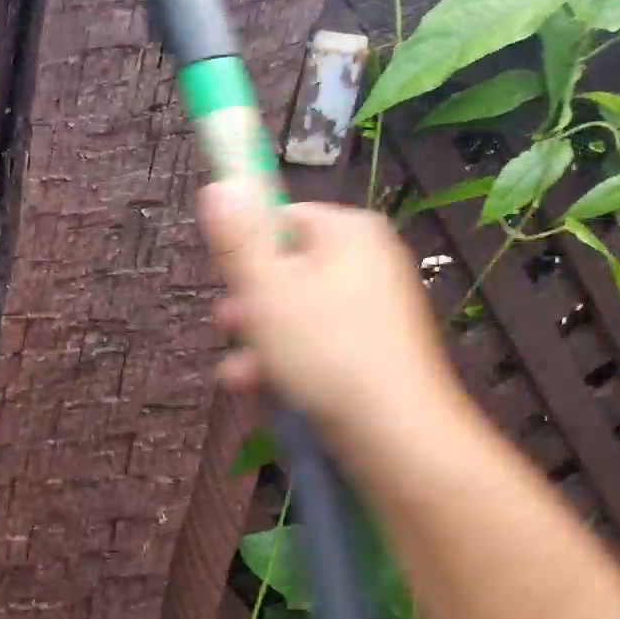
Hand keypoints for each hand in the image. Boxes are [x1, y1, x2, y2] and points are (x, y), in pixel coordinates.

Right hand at [198, 180, 459, 432]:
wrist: (397, 438)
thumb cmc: (326, 351)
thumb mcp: (266, 288)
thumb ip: (239, 236)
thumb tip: (222, 181)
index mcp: (348, 233)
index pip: (279, 215)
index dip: (244, 247)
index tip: (227, 279)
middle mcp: (366, 262)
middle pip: (282, 266)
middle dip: (247, 302)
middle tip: (231, 327)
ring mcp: (372, 309)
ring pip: (292, 311)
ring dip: (257, 339)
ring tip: (240, 372)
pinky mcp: (372, 351)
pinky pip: (313, 342)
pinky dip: (284, 361)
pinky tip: (259, 388)